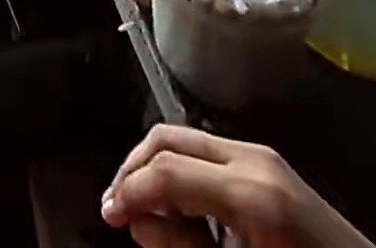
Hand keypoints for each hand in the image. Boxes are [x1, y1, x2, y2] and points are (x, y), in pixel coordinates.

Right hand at [102, 126, 375, 247]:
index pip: (167, 171)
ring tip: (168, 225)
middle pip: (168, 138)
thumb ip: (181, 244)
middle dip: (135, 169)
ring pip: (183, 141)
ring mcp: (262, 157)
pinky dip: (185, 178)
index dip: (128, 190)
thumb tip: (137, 217)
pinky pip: (206, 156)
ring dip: (160, 175)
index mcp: (252, 192)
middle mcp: (253, 159)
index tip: (108, 215)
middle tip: (121, 209)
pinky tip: (192, 218)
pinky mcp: (267, 165)